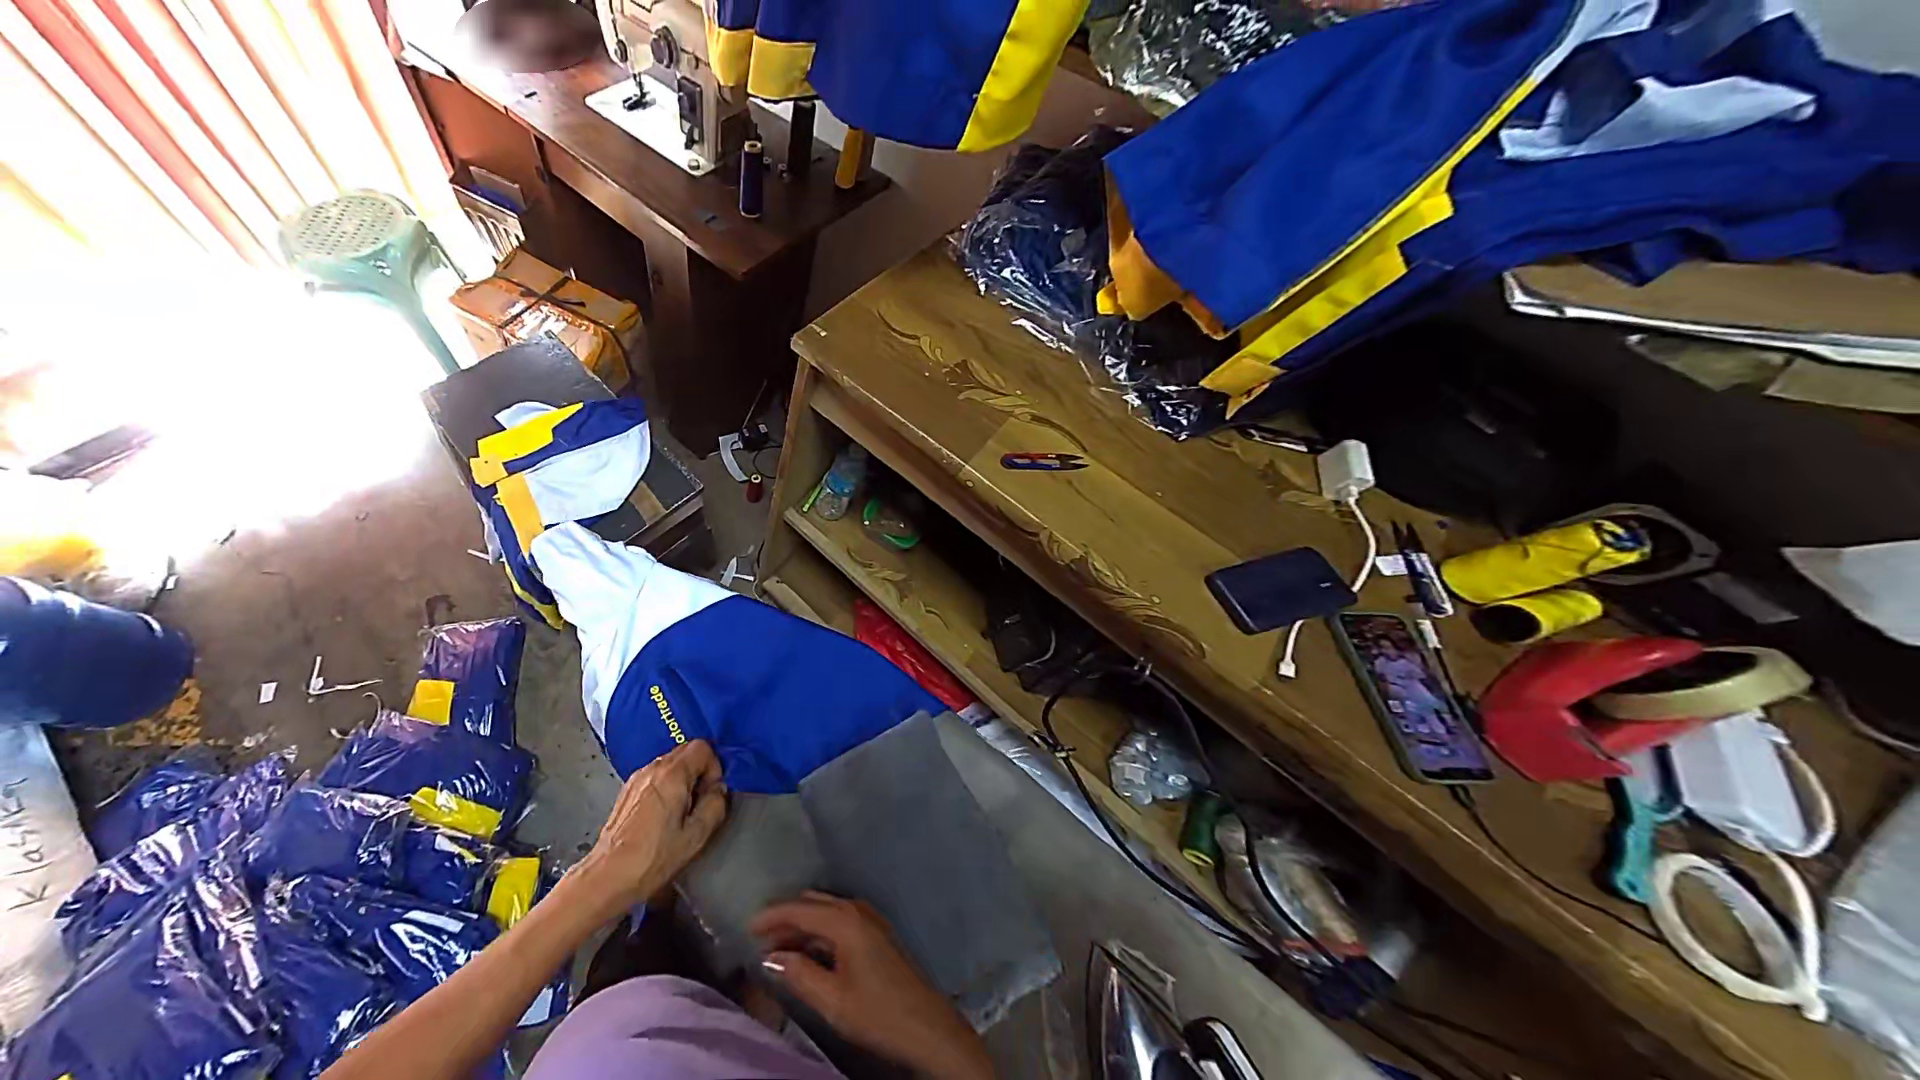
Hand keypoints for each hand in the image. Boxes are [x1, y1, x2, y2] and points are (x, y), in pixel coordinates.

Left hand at [572, 740, 726, 916]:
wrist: (607, 877)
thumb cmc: (652, 858)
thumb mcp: (697, 834)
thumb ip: (716, 804)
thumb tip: (718, 791)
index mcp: (672, 774)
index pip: (703, 748)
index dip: (714, 768)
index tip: (711, 793)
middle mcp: (652, 769)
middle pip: (686, 752)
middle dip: (699, 772)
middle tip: (699, 802)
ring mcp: (636, 779)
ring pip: (670, 764)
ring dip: (682, 781)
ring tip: (681, 813)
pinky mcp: (626, 792)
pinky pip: (655, 777)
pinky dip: (666, 788)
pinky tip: (663, 817)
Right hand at [751, 891, 992, 1079]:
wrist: (927, 1025)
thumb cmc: (877, 1012)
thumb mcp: (832, 999)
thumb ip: (799, 974)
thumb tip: (771, 956)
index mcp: (846, 920)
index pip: (800, 909)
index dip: (772, 916)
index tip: (747, 927)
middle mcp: (858, 910)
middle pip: (814, 905)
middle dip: (786, 919)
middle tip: (760, 941)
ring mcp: (871, 920)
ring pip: (827, 912)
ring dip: (803, 926)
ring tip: (778, 949)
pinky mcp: (877, 933)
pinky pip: (840, 921)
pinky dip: (820, 932)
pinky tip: (809, 953)